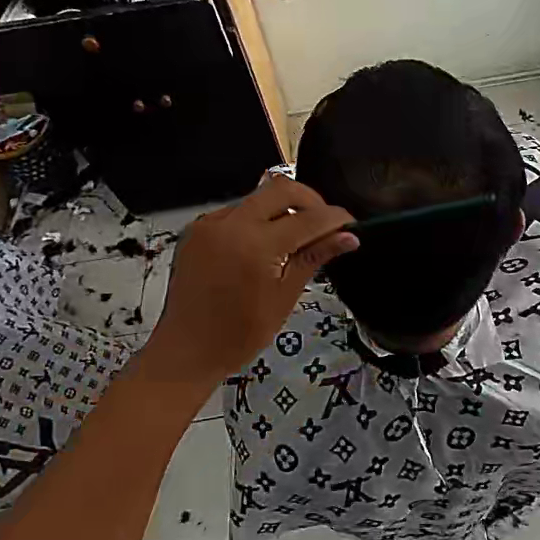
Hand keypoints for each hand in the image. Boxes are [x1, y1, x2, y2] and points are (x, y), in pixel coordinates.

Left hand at [143, 175, 356, 382]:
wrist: (187, 351)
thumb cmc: (240, 333)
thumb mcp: (285, 295)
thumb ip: (315, 257)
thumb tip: (349, 237)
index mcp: (256, 245)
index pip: (309, 218)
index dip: (336, 218)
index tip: (351, 225)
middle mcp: (230, 225)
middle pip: (281, 188)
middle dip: (311, 201)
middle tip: (326, 224)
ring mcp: (209, 225)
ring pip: (257, 197)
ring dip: (283, 209)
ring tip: (297, 238)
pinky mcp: (197, 230)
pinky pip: (236, 211)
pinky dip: (258, 220)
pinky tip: (266, 245)